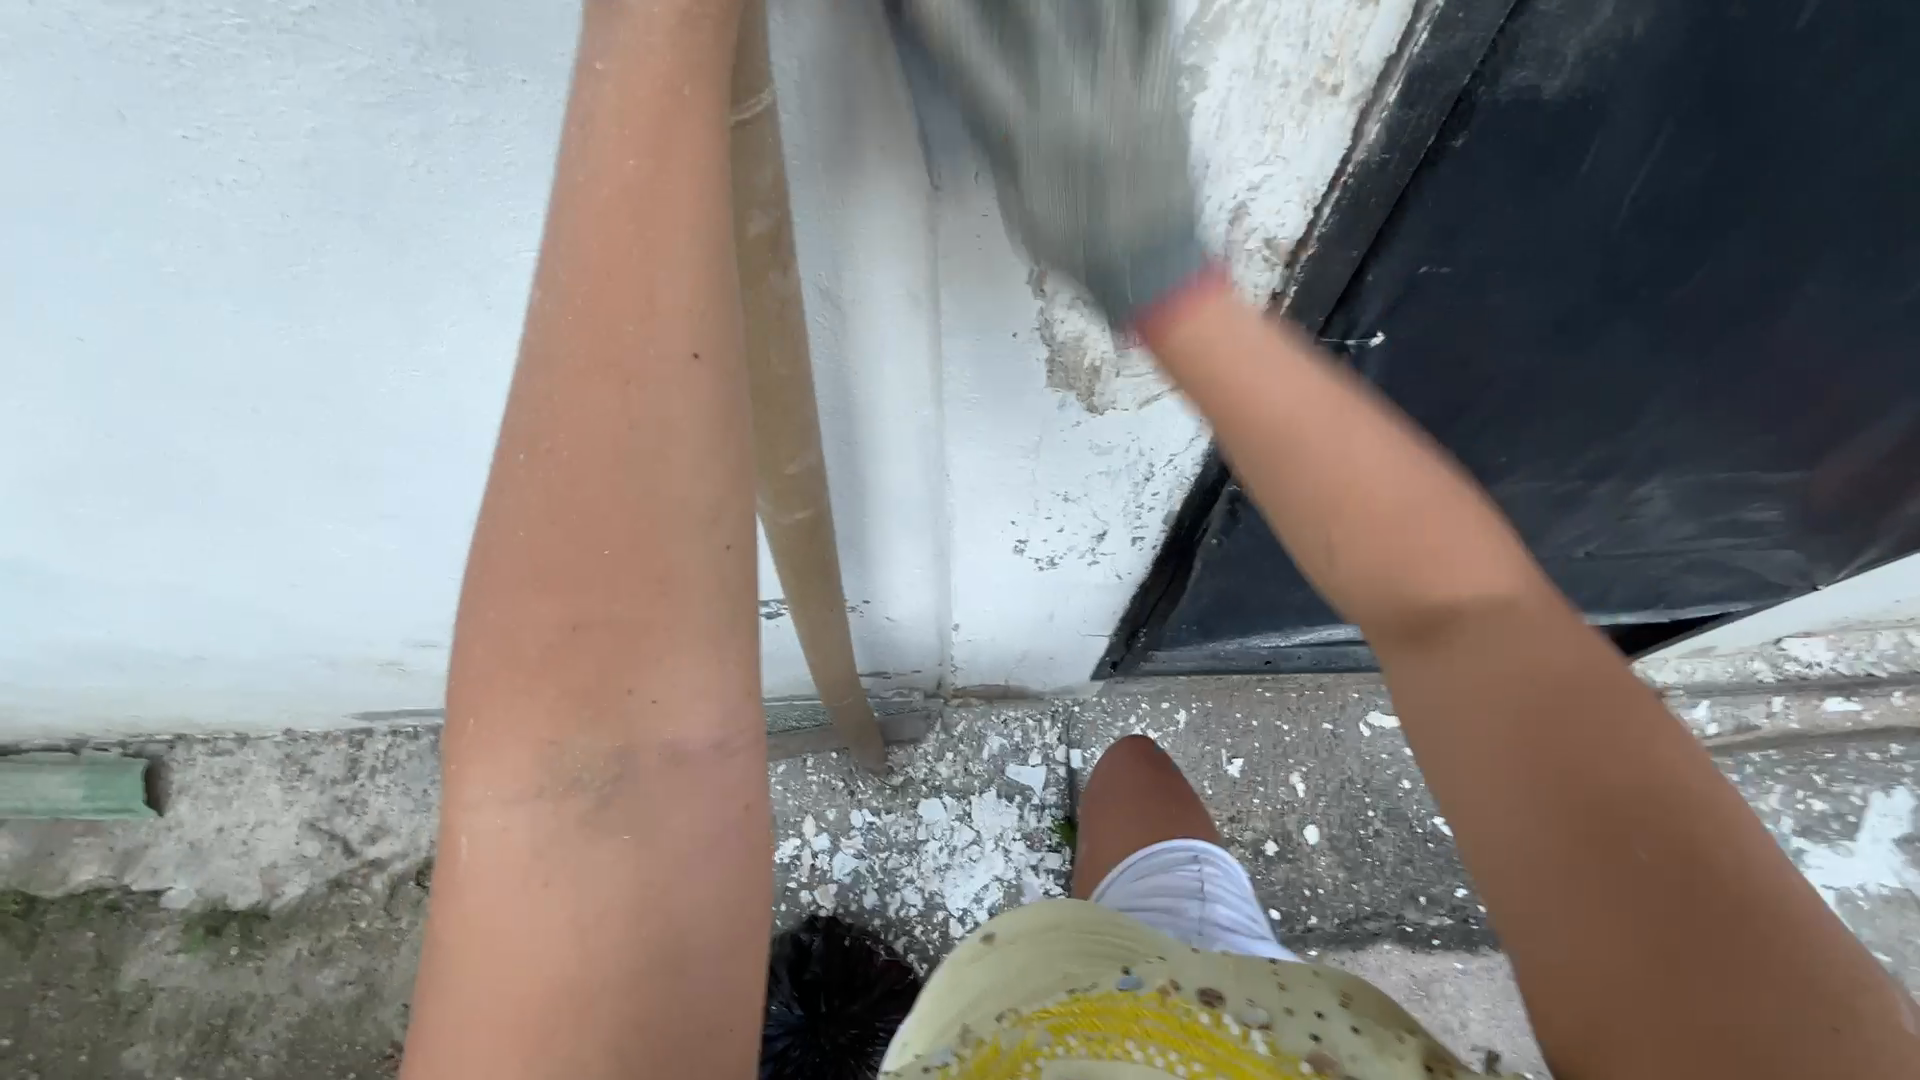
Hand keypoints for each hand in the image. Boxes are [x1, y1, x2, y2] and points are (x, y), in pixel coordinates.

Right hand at [904, 0, 1207, 325]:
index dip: (941, 24)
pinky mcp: (1163, 89)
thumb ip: (1002, 151)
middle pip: (1036, 18)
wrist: (1148, 268)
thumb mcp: (1020, 210)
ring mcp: (1123, 90)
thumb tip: (984, 104)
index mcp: (1029, 138)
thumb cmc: (1075, 245)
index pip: (971, 67)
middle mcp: (1072, 103)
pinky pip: (1159, 25)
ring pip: (1103, 6)